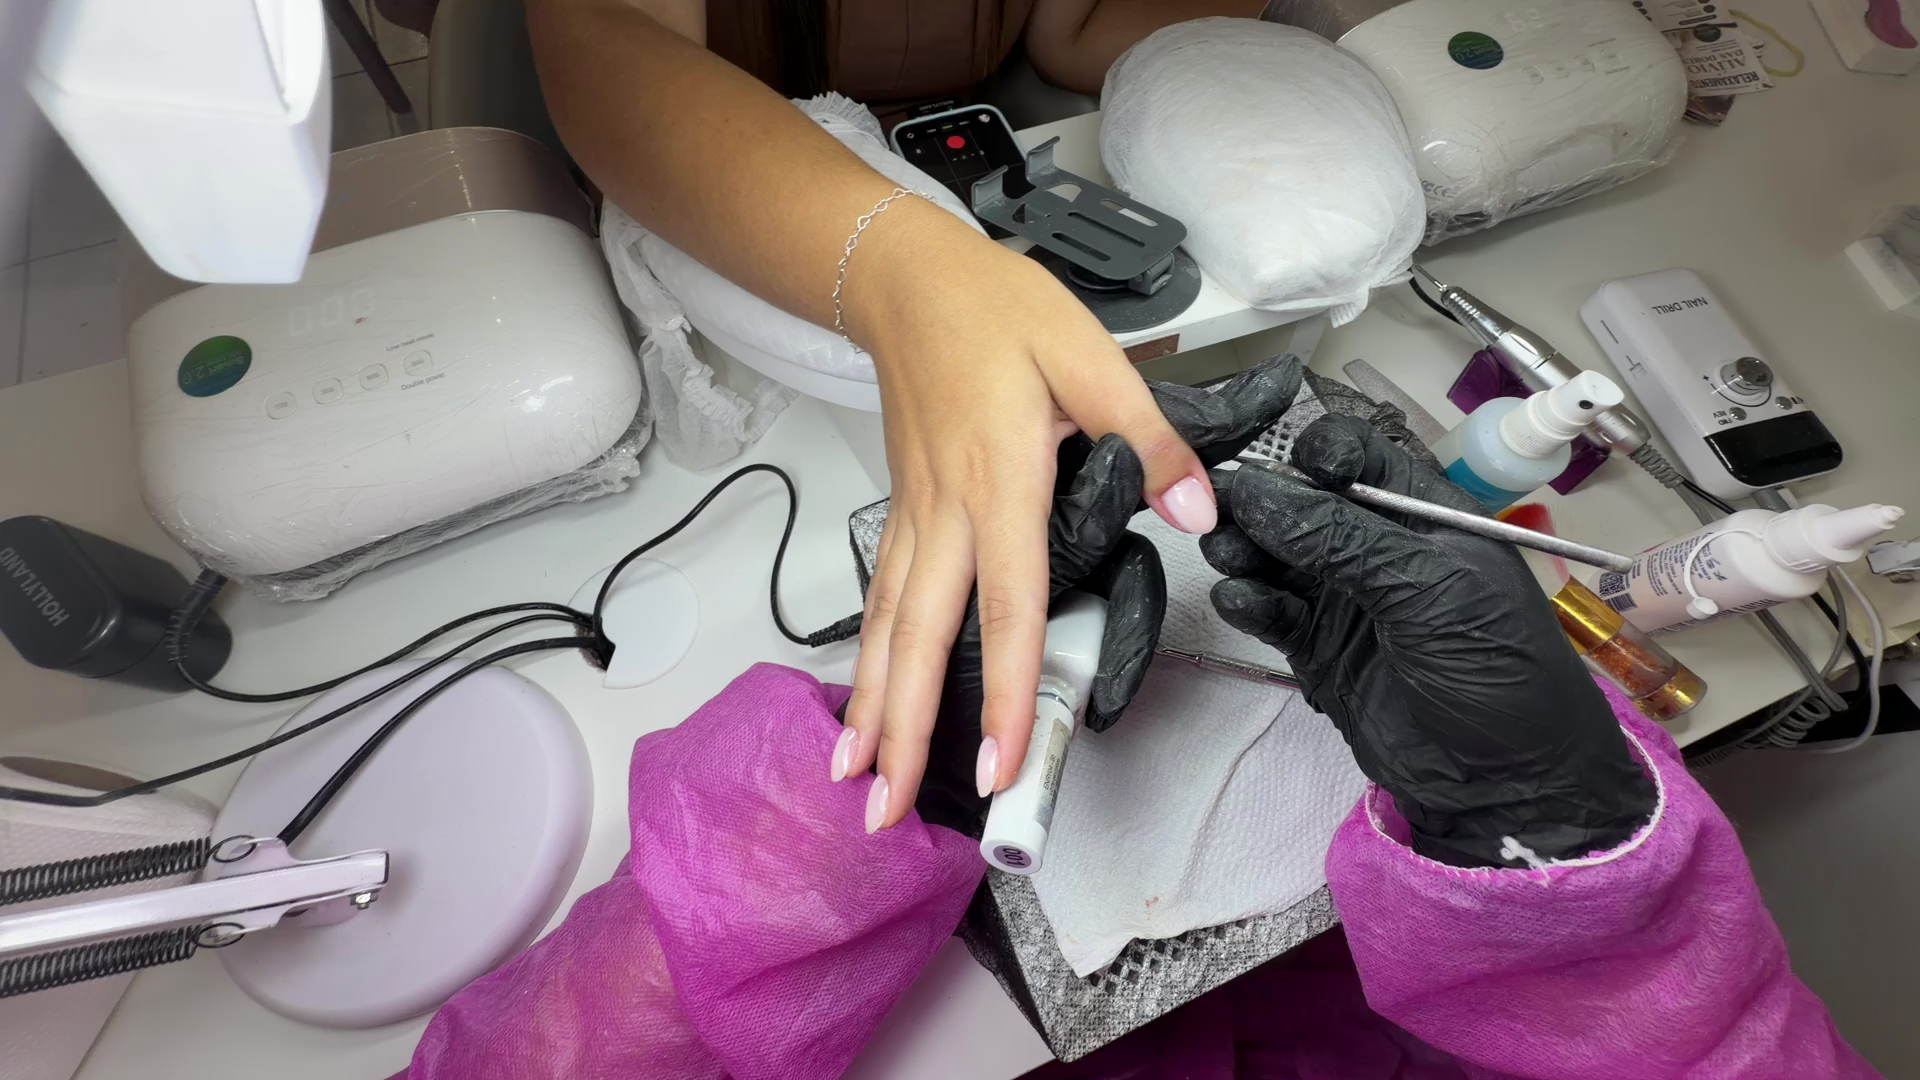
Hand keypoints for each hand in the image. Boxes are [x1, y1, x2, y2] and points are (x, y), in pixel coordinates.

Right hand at [837, 217, 1224, 831]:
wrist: (910, 284)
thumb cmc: (996, 313)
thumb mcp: (1089, 357)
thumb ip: (1146, 438)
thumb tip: (1199, 513)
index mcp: (1000, 482)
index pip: (1006, 608)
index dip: (1001, 691)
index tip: (995, 766)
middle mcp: (947, 513)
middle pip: (920, 638)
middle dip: (903, 730)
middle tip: (882, 809)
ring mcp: (915, 512)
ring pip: (887, 623)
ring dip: (869, 703)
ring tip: (854, 773)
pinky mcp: (902, 505)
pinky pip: (882, 592)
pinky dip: (868, 650)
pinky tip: (861, 689)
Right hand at [1201, 413, 1654, 867]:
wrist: (1499, 784)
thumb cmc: (1493, 670)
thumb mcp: (1429, 591)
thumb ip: (1339, 539)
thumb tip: (1252, 493)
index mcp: (1418, 515)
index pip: (1357, 458)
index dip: (1313, 454)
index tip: (1274, 468)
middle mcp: (1371, 546)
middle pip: (1297, 504)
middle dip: (1257, 503)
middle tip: (1214, 511)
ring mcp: (1337, 596)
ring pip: (1271, 554)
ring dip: (1243, 549)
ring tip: (1226, 556)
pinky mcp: (1309, 642)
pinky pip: (1267, 607)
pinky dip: (1247, 600)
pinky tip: (1240, 601)